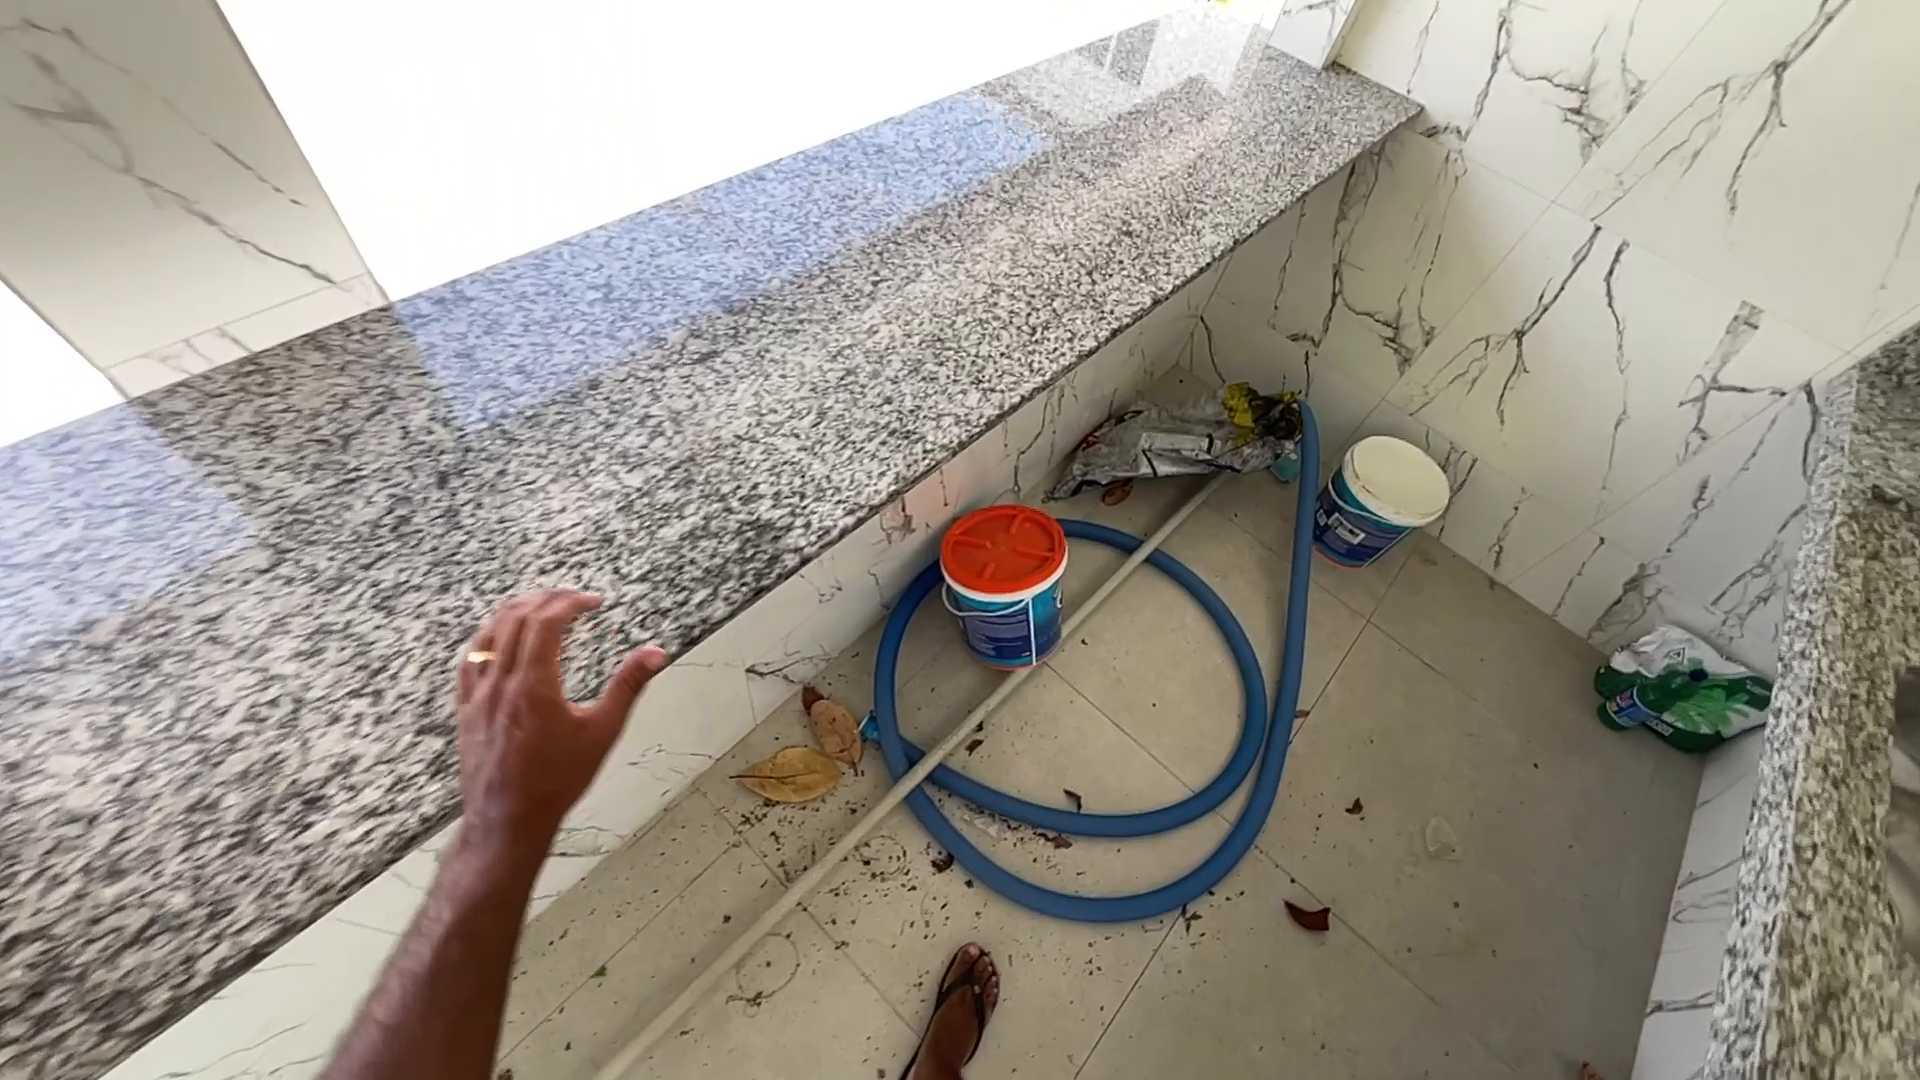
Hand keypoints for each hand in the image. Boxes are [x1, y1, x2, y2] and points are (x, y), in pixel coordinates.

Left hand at [454, 588, 666, 858]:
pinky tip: (500, 638)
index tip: (593, 601)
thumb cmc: (559, 779)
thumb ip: (628, 686)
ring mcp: (477, 696)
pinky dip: (488, 637)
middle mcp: (501, 684)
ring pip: (487, 635)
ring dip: (515, 611)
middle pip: (515, 620)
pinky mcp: (466, 710)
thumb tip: (656, 654)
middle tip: (573, 597)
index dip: (570, 603)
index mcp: (534, 685)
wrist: (509, 820)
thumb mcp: (603, 731)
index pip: (546, 624)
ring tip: (540, 605)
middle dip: (545, 600)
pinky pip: (469, 660)